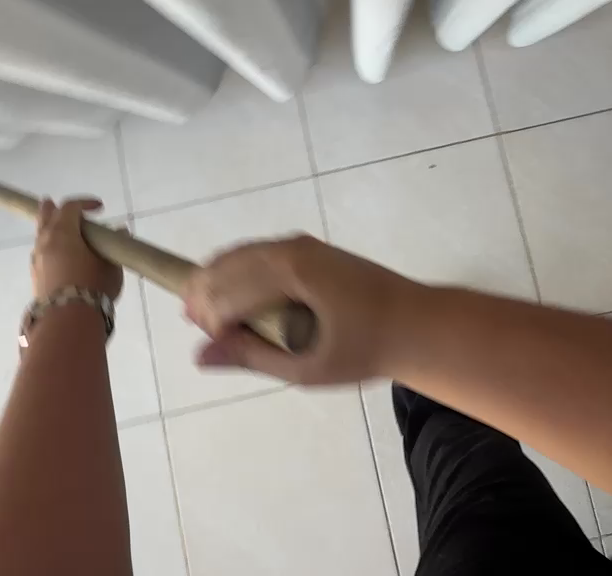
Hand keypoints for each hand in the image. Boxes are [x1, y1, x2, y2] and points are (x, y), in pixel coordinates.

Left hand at [31, 197, 122, 300]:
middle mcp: (45, 243)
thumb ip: (115, 243)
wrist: (67, 321)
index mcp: (62, 232)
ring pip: (41, 237)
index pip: (70, 207)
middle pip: (45, 218)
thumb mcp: (112, 263)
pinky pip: (42, 253)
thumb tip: (120, 231)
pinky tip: (60, 255)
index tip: (101, 207)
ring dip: (50, 229)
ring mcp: (37, 261)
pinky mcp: (36, 278)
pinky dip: (50, 247)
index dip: (85, 203)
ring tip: (59, 230)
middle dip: (51, 209)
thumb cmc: (92, 285)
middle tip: (51, 202)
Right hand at [182, 234, 423, 385]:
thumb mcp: (304, 366)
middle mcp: (293, 248)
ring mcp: (304, 244)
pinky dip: (243, 270)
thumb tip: (199, 354)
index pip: (228, 287)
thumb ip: (252, 357)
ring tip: (206, 309)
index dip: (209, 313)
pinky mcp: (313, 248)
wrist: (417, 324)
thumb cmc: (364, 351)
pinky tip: (237, 292)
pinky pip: (263, 253)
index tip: (206, 340)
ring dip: (222, 278)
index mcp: (291, 272)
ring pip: (245, 254)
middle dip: (208, 291)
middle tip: (193, 321)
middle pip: (231, 263)